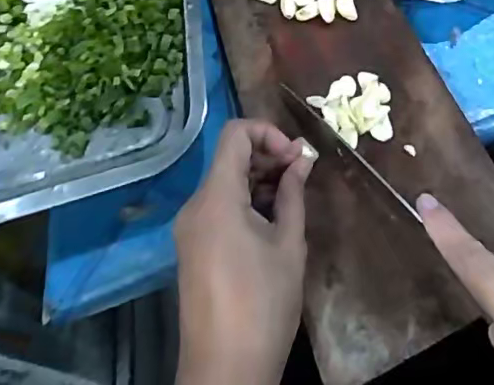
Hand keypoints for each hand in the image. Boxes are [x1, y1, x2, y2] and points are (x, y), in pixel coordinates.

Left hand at [175, 119, 315, 384]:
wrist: (224, 374)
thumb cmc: (263, 305)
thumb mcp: (288, 243)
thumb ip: (293, 192)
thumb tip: (302, 158)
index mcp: (215, 199)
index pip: (235, 134)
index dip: (268, 133)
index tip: (295, 155)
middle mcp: (195, 206)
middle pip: (230, 156)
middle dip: (269, 155)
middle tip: (303, 172)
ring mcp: (190, 228)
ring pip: (226, 180)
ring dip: (260, 177)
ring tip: (293, 195)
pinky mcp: (193, 247)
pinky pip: (220, 205)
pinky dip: (247, 199)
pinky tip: (274, 217)